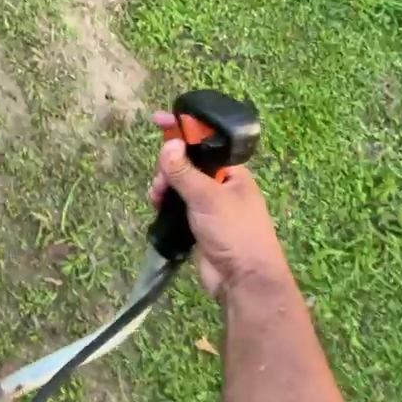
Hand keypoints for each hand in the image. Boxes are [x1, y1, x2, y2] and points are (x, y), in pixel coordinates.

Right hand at [147, 111, 292, 301]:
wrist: (244, 282)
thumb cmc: (235, 233)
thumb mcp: (208, 198)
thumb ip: (184, 171)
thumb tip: (168, 144)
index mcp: (232, 173)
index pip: (206, 142)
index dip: (183, 129)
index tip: (158, 119)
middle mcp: (221, 185)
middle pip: (186, 162)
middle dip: (168, 166)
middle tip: (161, 179)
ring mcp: (209, 205)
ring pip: (178, 183)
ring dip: (164, 185)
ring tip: (157, 198)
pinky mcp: (198, 223)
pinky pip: (176, 203)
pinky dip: (165, 202)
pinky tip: (157, 208)